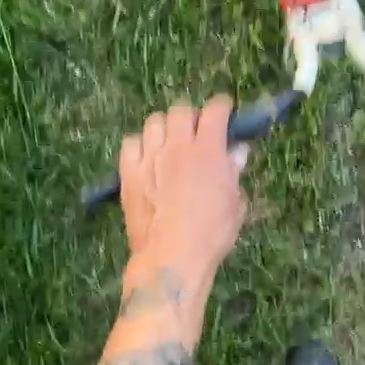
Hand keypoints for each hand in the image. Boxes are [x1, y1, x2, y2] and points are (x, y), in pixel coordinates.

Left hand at [119, 96, 247, 278]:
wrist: (172, 257)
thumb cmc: (212, 234)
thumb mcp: (236, 202)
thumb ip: (234, 171)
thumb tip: (236, 151)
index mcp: (208, 151)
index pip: (215, 110)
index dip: (222, 107)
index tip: (225, 112)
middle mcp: (177, 146)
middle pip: (181, 110)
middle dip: (192, 116)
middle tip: (197, 132)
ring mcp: (149, 157)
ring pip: (154, 122)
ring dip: (166, 128)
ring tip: (170, 143)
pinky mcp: (128, 172)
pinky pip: (131, 143)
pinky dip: (140, 145)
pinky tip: (147, 158)